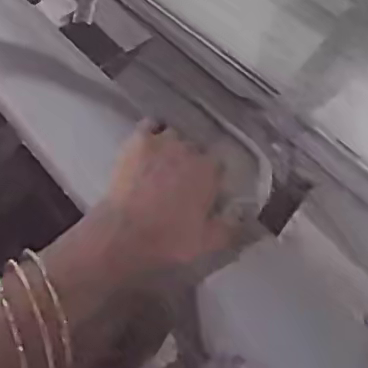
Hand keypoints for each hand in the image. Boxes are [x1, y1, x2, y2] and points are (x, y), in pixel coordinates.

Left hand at [92, 120, 236, 276]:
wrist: (127, 230)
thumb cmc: (170, 238)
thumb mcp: (208, 242)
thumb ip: (229, 226)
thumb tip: (241, 214)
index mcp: (208, 171)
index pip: (218, 163)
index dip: (212, 176)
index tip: (206, 188)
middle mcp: (187, 148)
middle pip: (195, 148)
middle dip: (192, 161)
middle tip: (182, 179)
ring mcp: (161, 140)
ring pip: (173, 134)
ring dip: (172, 145)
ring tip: (163, 161)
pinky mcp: (138, 138)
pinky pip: (149, 125)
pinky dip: (151, 131)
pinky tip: (148, 143)